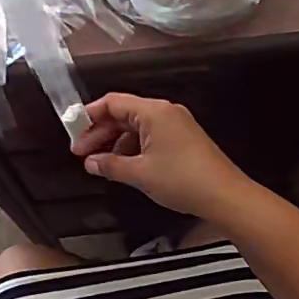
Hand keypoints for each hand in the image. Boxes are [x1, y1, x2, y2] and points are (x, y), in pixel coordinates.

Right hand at [71, 94, 258, 219]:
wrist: (225, 195)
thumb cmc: (181, 180)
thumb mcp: (140, 174)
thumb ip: (111, 165)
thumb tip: (91, 163)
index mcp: (153, 112)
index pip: (113, 102)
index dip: (89, 117)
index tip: (74, 135)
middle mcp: (166, 112)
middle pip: (124, 113)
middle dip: (101, 133)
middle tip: (82, 154)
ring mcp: (177, 125)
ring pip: (137, 127)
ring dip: (117, 143)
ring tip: (101, 164)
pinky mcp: (184, 139)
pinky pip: (152, 136)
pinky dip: (134, 148)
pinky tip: (125, 166)